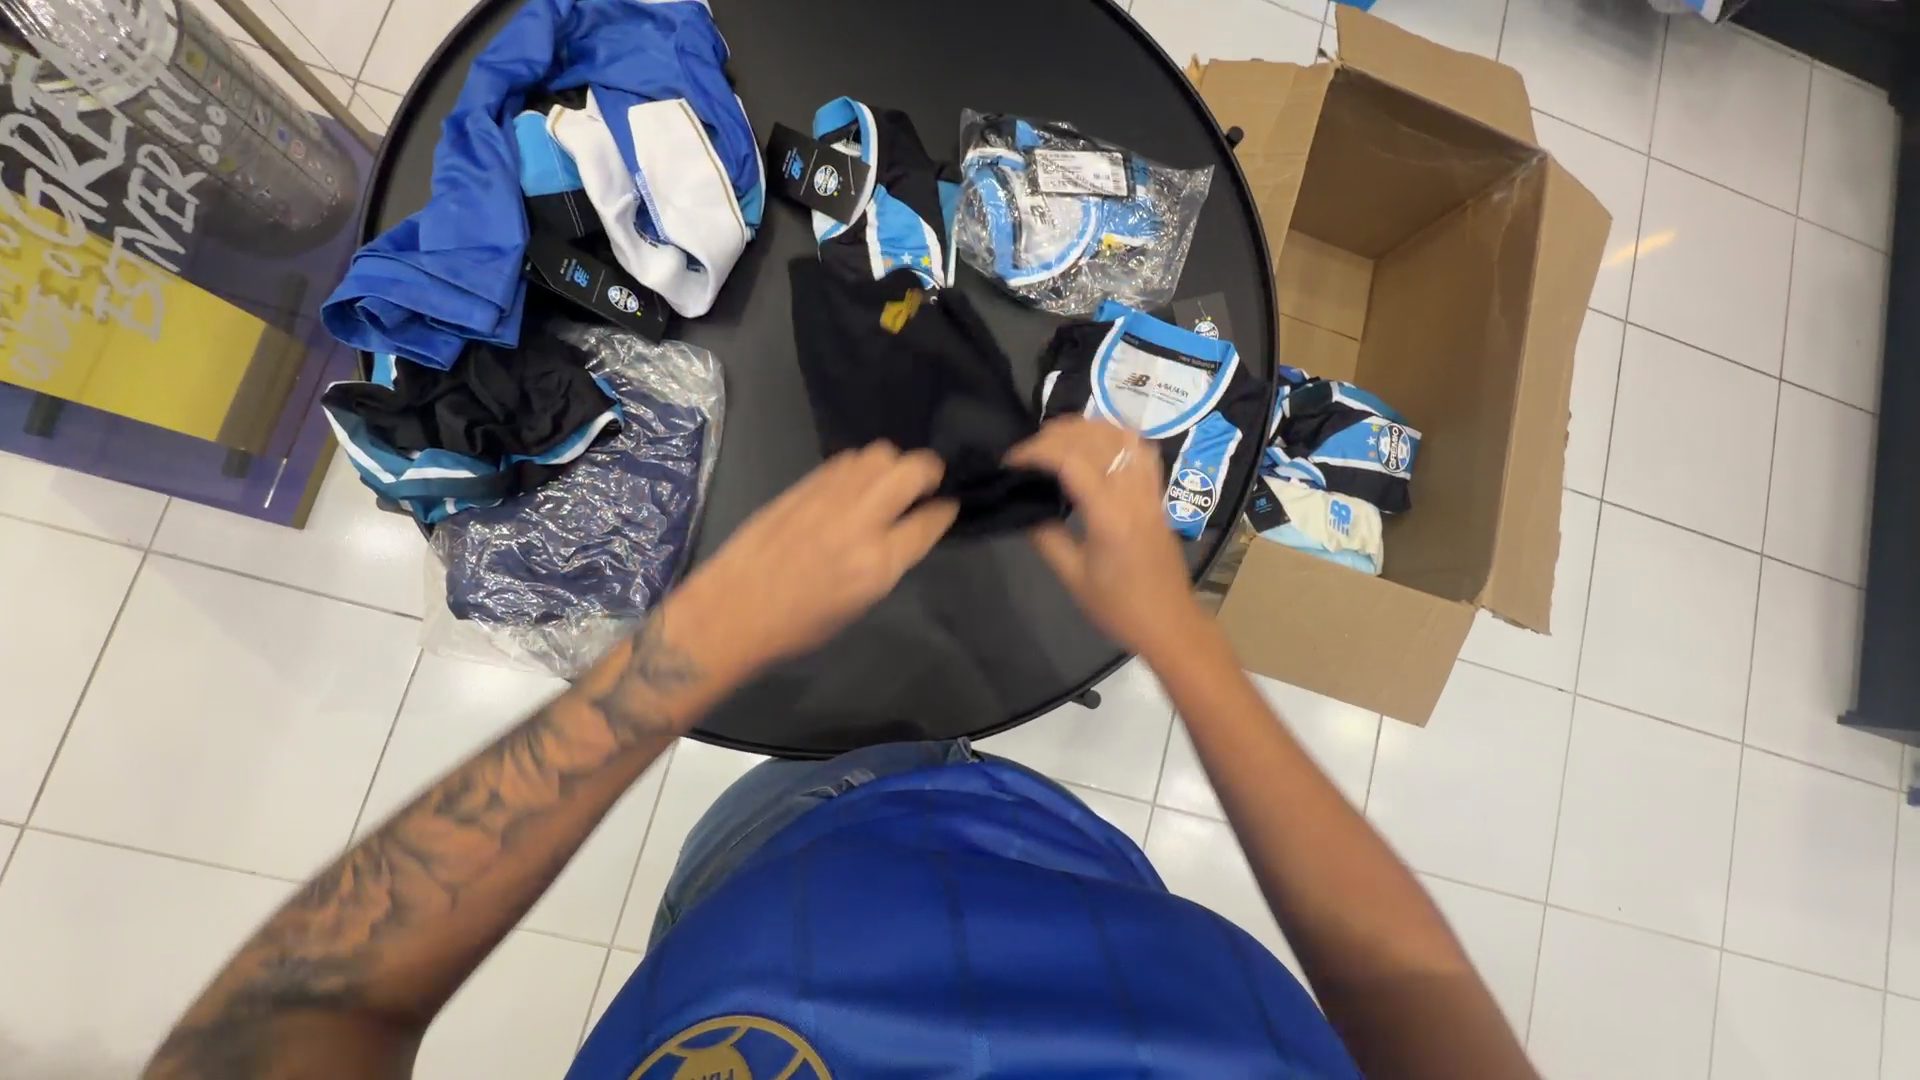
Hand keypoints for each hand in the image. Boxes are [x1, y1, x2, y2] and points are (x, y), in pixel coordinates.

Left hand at [667, 442, 957, 678]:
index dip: (945, 511)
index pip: (929, 521)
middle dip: (930, 470)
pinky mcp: (804, 487)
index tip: (948, 507)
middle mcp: (859, 522)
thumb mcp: (860, 604)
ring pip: (879, 454)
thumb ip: (889, 562)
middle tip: (927, 483)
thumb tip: (908, 531)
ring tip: (890, 482)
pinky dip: (861, 467)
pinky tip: (856, 485)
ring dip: (894, 464)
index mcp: (877, 563)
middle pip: (912, 470)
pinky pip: (846, 461)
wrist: (733, 609)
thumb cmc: (800, 625)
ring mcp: (829, 498)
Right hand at [1006, 417, 1200, 656]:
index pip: (1069, 460)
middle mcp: (1132, 493)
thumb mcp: (1073, 577)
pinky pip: (1140, 449)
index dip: (1035, 451)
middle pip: (1093, 438)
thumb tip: (1026, 508)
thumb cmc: (1119, 607)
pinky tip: (1094, 443)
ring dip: (1084, 428)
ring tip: (1055, 440)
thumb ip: (1046, 537)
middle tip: (1027, 452)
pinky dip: (1114, 436)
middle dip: (1054, 435)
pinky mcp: (1157, 493)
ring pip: (1120, 436)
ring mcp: (1149, 490)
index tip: (1010, 461)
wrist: (1169, 622)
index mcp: (1108, 515)